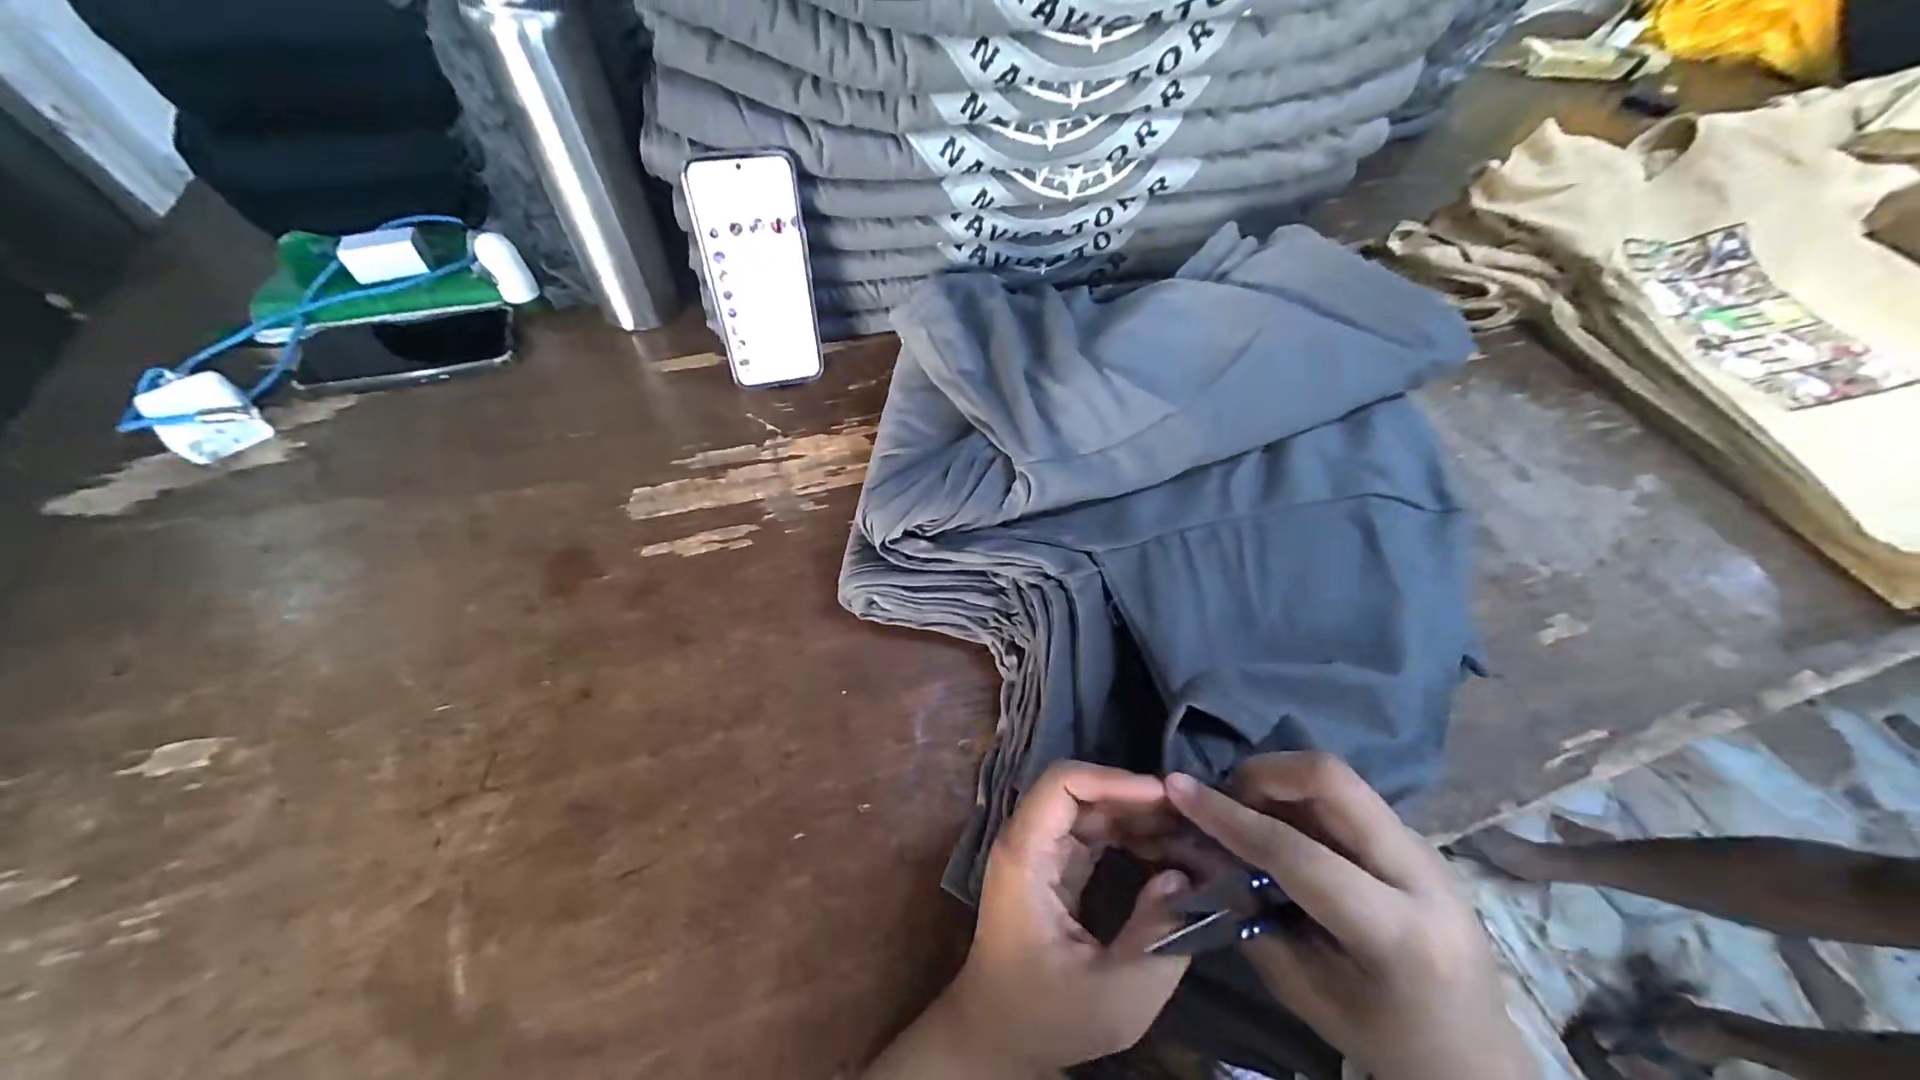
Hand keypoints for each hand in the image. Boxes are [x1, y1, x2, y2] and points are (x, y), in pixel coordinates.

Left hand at [866, 763, 1191, 1077]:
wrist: (996, 1035)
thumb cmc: (1046, 1017)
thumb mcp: (1114, 994)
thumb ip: (1156, 936)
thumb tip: (1185, 878)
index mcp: (1026, 855)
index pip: (1063, 783)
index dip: (1114, 780)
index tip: (1165, 798)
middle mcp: (1027, 841)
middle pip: (1080, 791)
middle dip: (1135, 798)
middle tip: (1190, 818)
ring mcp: (1039, 853)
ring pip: (1090, 809)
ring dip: (1136, 816)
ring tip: (1187, 835)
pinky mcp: (1054, 868)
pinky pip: (1093, 833)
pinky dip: (1129, 836)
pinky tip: (1165, 854)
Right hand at [1165, 754, 1534, 1079]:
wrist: (1477, 1057)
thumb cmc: (1384, 1038)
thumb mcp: (1304, 991)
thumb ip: (1251, 915)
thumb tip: (1205, 851)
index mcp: (1397, 933)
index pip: (1296, 852)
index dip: (1228, 816)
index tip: (1178, 788)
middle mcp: (1423, 876)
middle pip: (1333, 780)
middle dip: (1263, 772)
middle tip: (1226, 796)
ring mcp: (1428, 850)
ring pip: (1339, 779)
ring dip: (1280, 781)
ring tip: (1248, 811)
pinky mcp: (1419, 840)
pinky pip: (1348, 797)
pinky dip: (1300, 797)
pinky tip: (1283, 827)